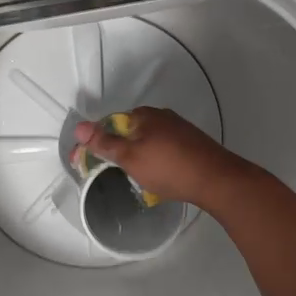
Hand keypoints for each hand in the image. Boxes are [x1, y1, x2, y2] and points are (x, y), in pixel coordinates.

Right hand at [74, 107, 255, 209]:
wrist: (216, 179)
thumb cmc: (168, 168)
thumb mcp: (130, 157)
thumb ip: (103, 143)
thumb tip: (78, 126)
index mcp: (143, 115)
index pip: (109, 124)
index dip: (95, 143)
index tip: (86, 164)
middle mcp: (161, 115)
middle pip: (129, 132)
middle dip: (118, 151)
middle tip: (114, 174)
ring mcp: (179, 128)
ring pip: (147, 141)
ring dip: (138, 157)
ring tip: (137, 179)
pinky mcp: (191, 143)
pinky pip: (164, 149)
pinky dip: (156, 160)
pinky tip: (160, 176)